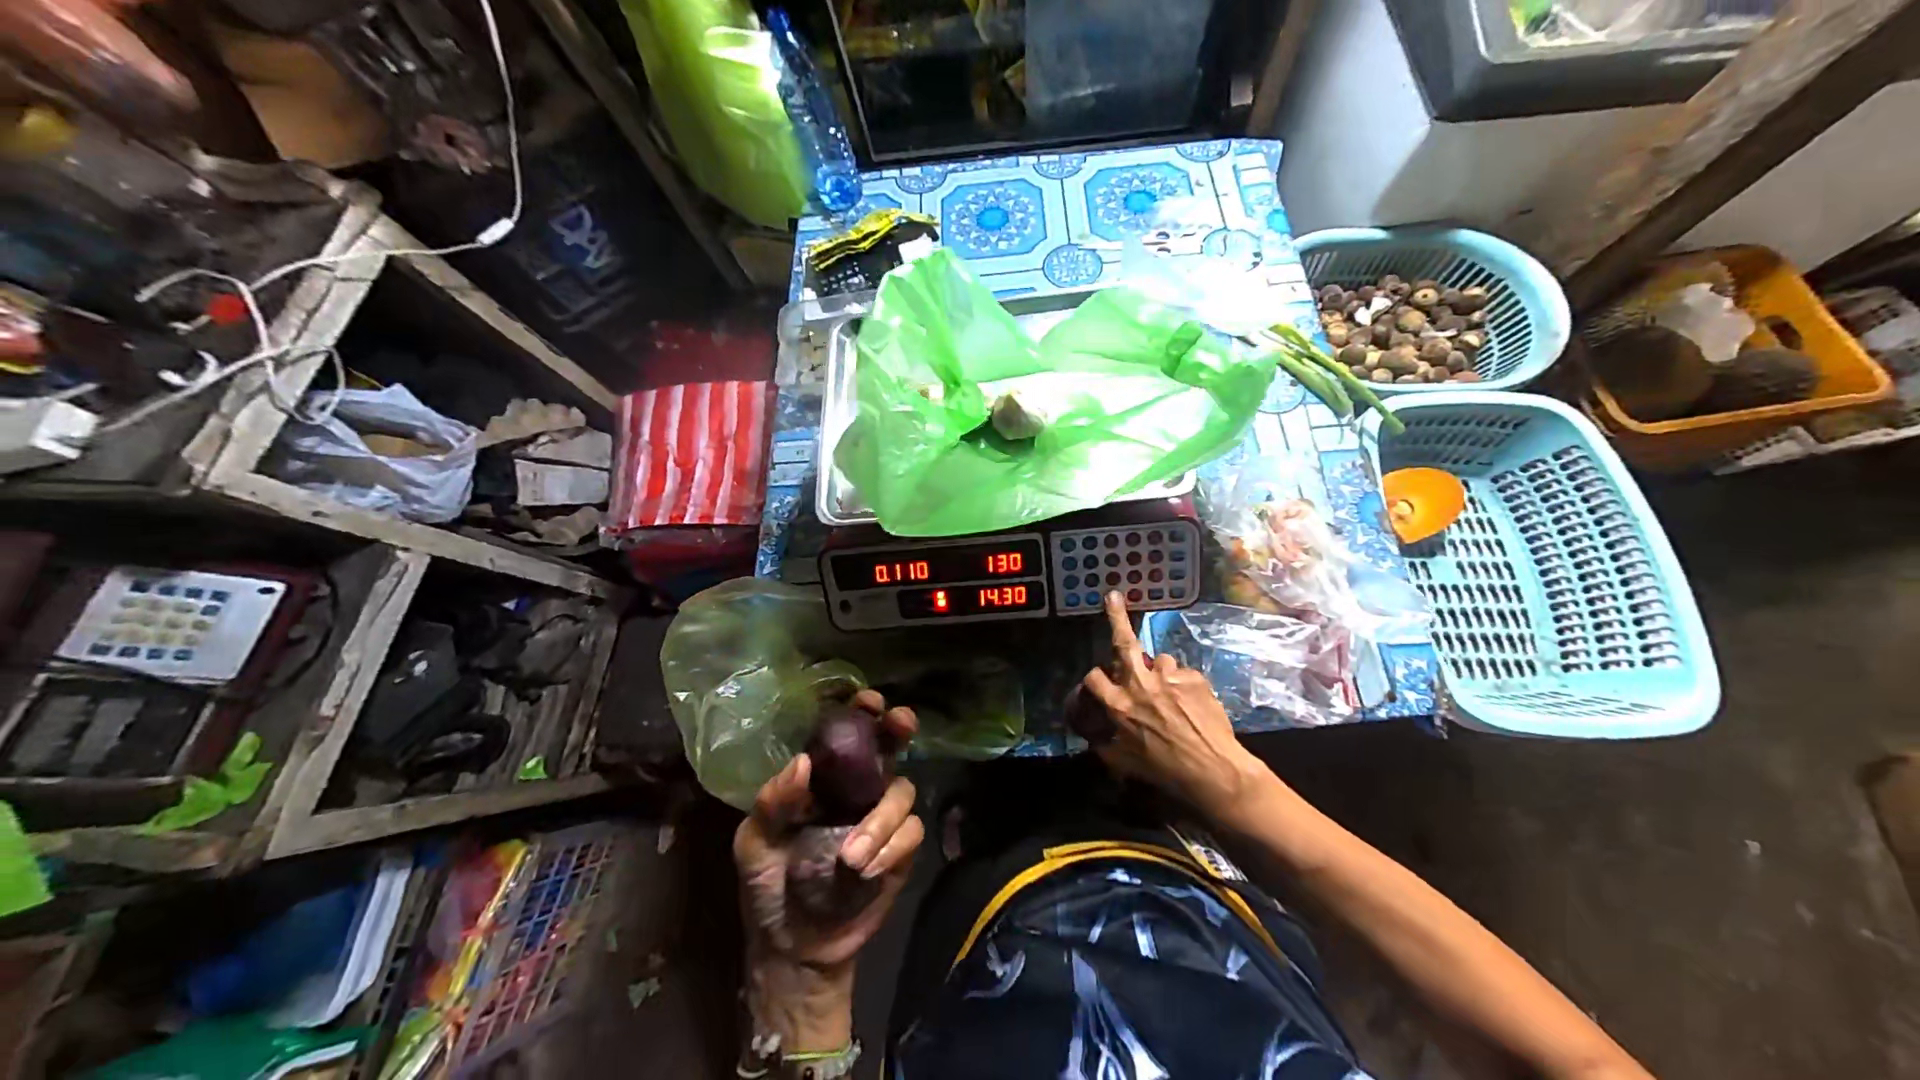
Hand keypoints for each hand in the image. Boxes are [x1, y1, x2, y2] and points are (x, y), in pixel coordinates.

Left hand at [732, 691, 922, 1050]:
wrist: (794, 948)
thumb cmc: (767, 886)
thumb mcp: (754, 843)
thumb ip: (773, 802)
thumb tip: (802, 761)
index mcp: (822, 780)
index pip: (846, 735)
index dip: (861, 712)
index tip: (869, 701)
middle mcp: (857, 791)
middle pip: (890, 747)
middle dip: (898, 729)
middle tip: (900, 723)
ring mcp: (882, 820)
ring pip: (903, 792)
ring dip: (881, 819)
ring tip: (851, 857)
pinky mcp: (900, 853)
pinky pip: (911, 834)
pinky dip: (892, 847)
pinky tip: (865, 870)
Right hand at [1082, 591, 1269, 820]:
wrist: (1213, 770)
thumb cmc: (1164, 771)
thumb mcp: (1124, 761)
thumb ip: (1104, 743)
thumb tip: (1094, 736)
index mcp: (1119, 704)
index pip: (1094, 677)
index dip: (1094, 679)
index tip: (1098, 682)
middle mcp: (1141, 684)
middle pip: (1124, 642)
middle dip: (1116, 616)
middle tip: (1113, 597)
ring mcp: (1170, 678)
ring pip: (1159, 661)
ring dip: (1160, 672)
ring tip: (1171, 694)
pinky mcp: (1194, 678)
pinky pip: (1183, 674)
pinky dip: (1184, 685)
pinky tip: (1192, 704)